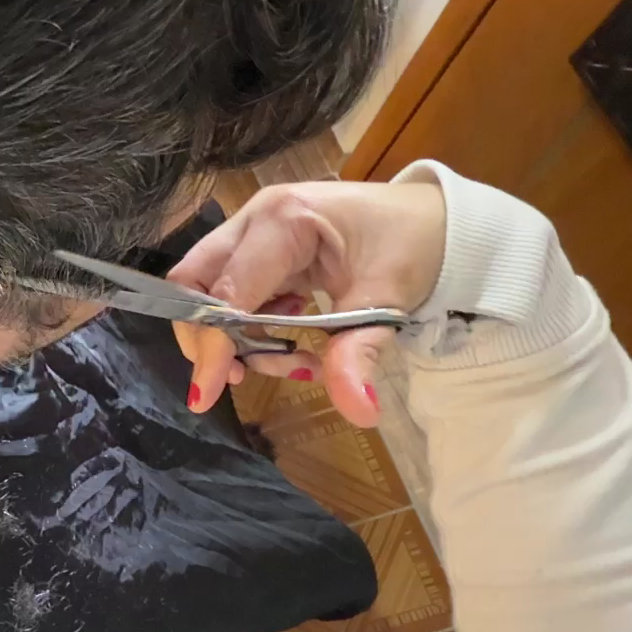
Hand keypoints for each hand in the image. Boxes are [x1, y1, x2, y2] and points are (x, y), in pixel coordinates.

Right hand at [168, 180, 445, 427]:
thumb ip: (359, 353)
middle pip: (193, 282)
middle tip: (238, 375)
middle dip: (206, 337)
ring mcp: (250, 231)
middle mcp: (254, 220)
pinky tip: (287, 336)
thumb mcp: (388, 301)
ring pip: (206, 291)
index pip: (226, 290)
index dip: (213, 344)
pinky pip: (228, 292)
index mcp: (285, 221)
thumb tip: (358, 412)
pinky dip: (247, 327)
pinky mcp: (255, 249)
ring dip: (233, 338)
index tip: (205, 393)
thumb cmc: (415, 246)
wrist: (438, 219)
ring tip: (291, 361)